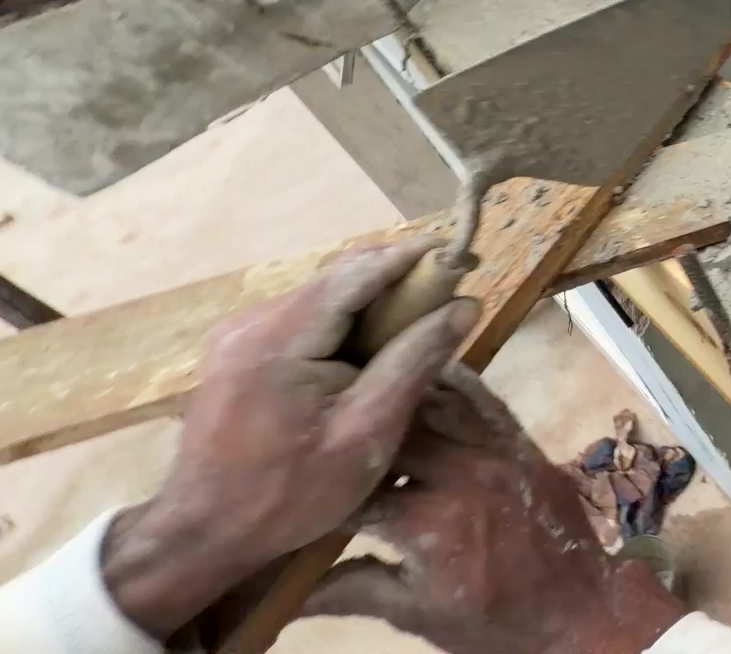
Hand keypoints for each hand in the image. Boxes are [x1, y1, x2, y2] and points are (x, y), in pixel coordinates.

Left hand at [100, 239, 478, 638]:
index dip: (415, 257)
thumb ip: (416, 360)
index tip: (465, 254)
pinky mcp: (248, 346)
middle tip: (455, 294)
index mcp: (278, 342)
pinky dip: (360, 313)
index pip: (358, 273)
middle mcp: (253, 323)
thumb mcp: (369, 431)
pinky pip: (318, 309)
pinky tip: (386, 341)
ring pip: (334, 287)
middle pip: (344, 272)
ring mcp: (245, 332)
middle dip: (404, 275)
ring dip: (384, 295)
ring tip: (429, 318)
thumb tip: (467, 305)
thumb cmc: (289, 494)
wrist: (200, 539)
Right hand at [302, 367, 687, 653]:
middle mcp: (467, 473)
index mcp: (432, 521)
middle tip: (320, 418)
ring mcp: (500, 451)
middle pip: (400, 433)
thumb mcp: (417, 613)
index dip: (320, 490)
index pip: (358, 492)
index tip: (290, 482)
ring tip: (364, 382)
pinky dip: (458, 384)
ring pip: (445, 404)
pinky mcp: (523, 442)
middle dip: (358, 425)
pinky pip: (487, 402)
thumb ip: (355, 589)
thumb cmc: (494, 619)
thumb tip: (285, 591)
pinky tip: (429, 372)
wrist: (577, 601)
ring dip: (404, 394)